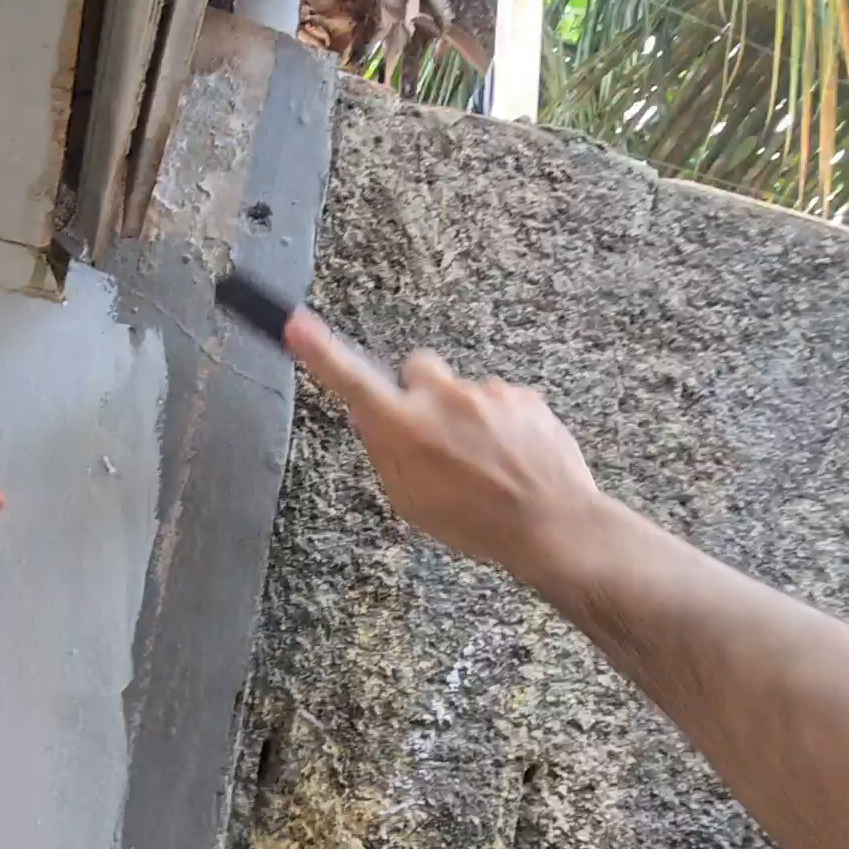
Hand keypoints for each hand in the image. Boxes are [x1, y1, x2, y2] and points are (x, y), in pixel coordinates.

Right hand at [283, 310, 601, 576]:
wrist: (552, 522)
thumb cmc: (475, 521)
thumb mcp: (410, 500)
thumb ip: (387, 452)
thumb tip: (373, 421)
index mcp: (405, 429)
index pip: (352, 381)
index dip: (321, 353)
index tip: (297, 326)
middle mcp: (443, 399)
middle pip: (416, 368)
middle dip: (419, 392)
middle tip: (432, 432)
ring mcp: (486, 393)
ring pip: (461, 390)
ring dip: (464, 415)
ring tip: (482, 461)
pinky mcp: (521, 395)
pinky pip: (497, 399)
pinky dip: (499, 422)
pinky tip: (508, 456)